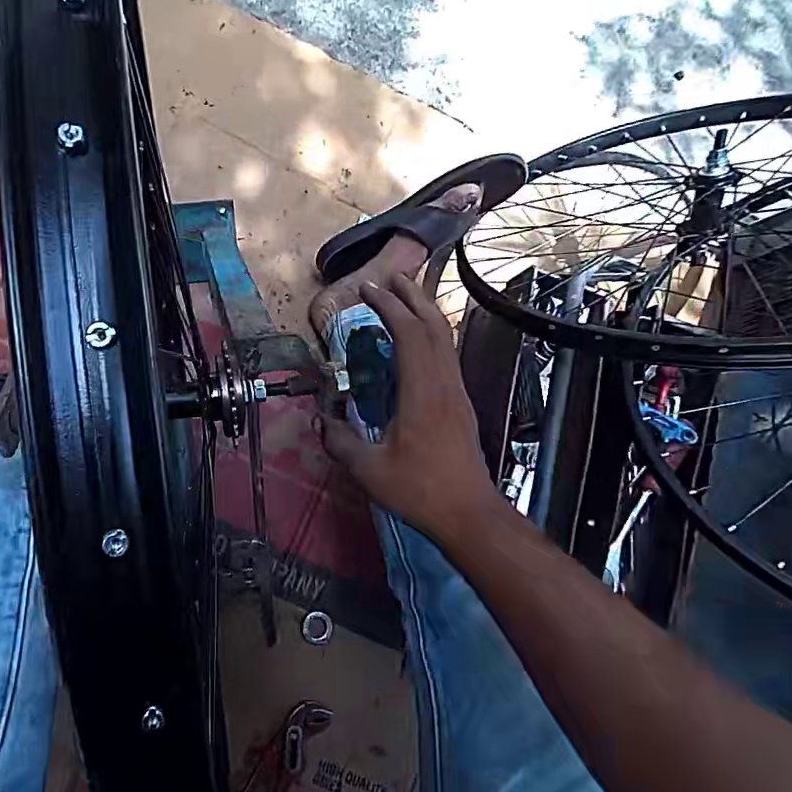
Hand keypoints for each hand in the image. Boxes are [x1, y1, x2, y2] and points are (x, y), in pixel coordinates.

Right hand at [319, 272, 505, 539]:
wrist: (470, 514)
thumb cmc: (419, 489)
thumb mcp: (368, 469)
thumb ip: (339, 441)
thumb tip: (320, 421)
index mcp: (422, 393)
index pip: (409, 334)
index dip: (389, 307)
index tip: (368, 289)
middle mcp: (444, 385)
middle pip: (434, 327)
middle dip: (412, 297)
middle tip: (391, 277)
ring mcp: (456, 394)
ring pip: (445, 340)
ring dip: (425, 313)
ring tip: (404, 298)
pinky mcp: (460, 406)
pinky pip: (446, 357)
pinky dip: (429, 337)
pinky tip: (415, 343)